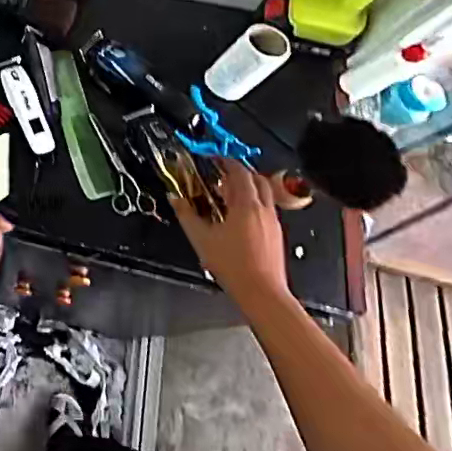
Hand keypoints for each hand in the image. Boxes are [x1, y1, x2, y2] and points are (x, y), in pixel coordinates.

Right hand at [172, 159, 290, 310]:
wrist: (262, 291)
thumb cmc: (232, 265)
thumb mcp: (201, 238)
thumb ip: (187, 214)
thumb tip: (175, 198)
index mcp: (246, 205)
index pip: (240, 172)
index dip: (226, 162)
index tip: (215, 159)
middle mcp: (264, 209)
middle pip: (256, 179)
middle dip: (239, 172)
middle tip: (220, 175)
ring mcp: (273, 222)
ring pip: (263, 194)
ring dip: (247, 188)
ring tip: (227, 195)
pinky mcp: (276, 234)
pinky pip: (266, 208)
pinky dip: (253, 203)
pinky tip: (238, 217)